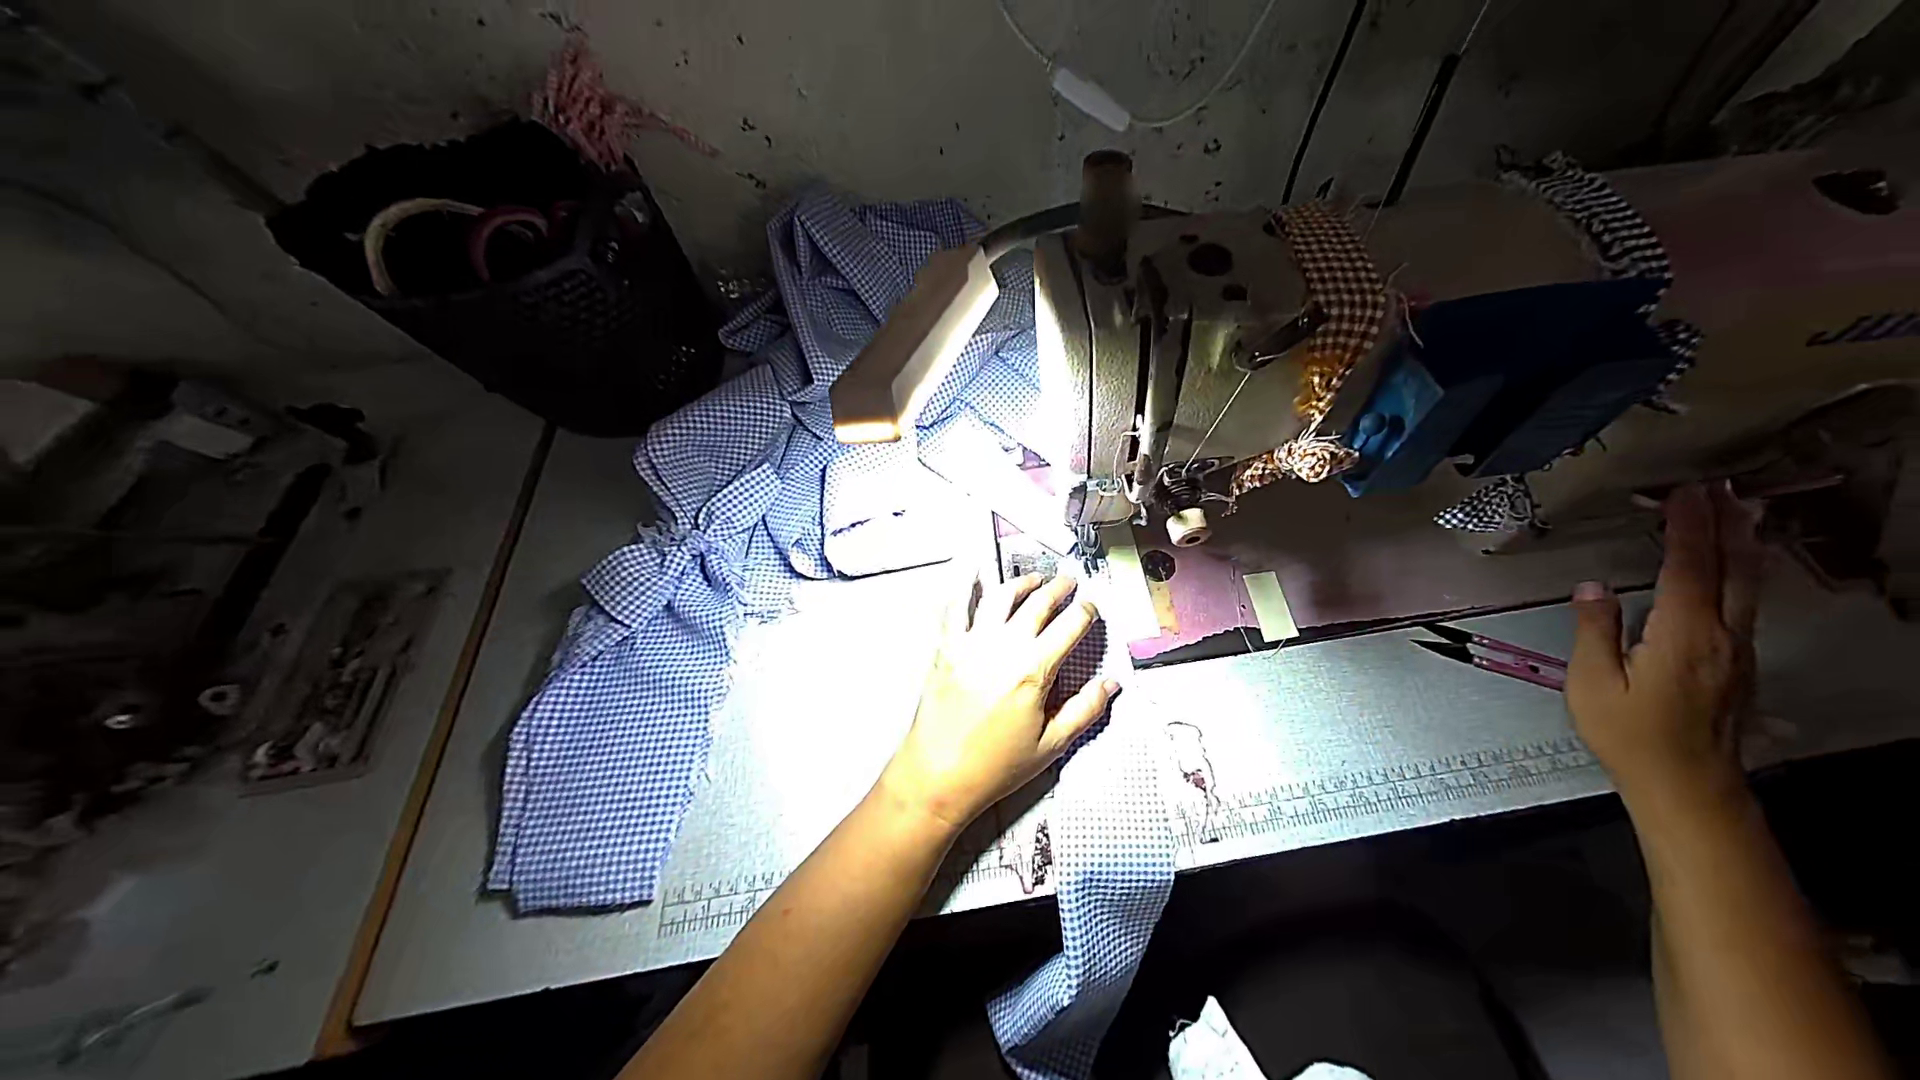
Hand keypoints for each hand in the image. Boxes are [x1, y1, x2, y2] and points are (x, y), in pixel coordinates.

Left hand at [876, 574, 1116, 833]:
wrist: (938, 776)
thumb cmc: (991, 766)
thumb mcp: (1050, 746)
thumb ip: (1084, 710)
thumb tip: (1109, 686)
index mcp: (1032, 672)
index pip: (1069, 626)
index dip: (1085, 612)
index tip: (1090, 608)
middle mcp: (1002, 649)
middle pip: (1037, 604)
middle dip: (1057, 588)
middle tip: (1066, 583)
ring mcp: (971, 645)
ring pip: (1000, 597)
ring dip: (1019, 583)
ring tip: (1031, 580)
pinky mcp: (946, 649)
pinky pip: (956, 607)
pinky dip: (964, 586)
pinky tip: (972, 574)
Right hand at [1567, 482, 1763, 805]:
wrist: (1686, 783)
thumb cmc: (1629, 734)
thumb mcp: (1591, 683)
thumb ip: (1595, 631)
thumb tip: (1593, 587)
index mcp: (1684, 637)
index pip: (1688, 569)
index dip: (1687, 529)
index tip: (1685, 494)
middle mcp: (1724, 637)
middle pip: (1733, 570)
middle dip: (1726, 525)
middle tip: (1720, 489)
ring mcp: (1739, 651)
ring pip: (1748, 585)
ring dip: (1741, 545)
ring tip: (1737, 512)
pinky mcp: (1739, 663)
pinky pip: (1745, 604)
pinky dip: (1740, 572)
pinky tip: (1734, 565)